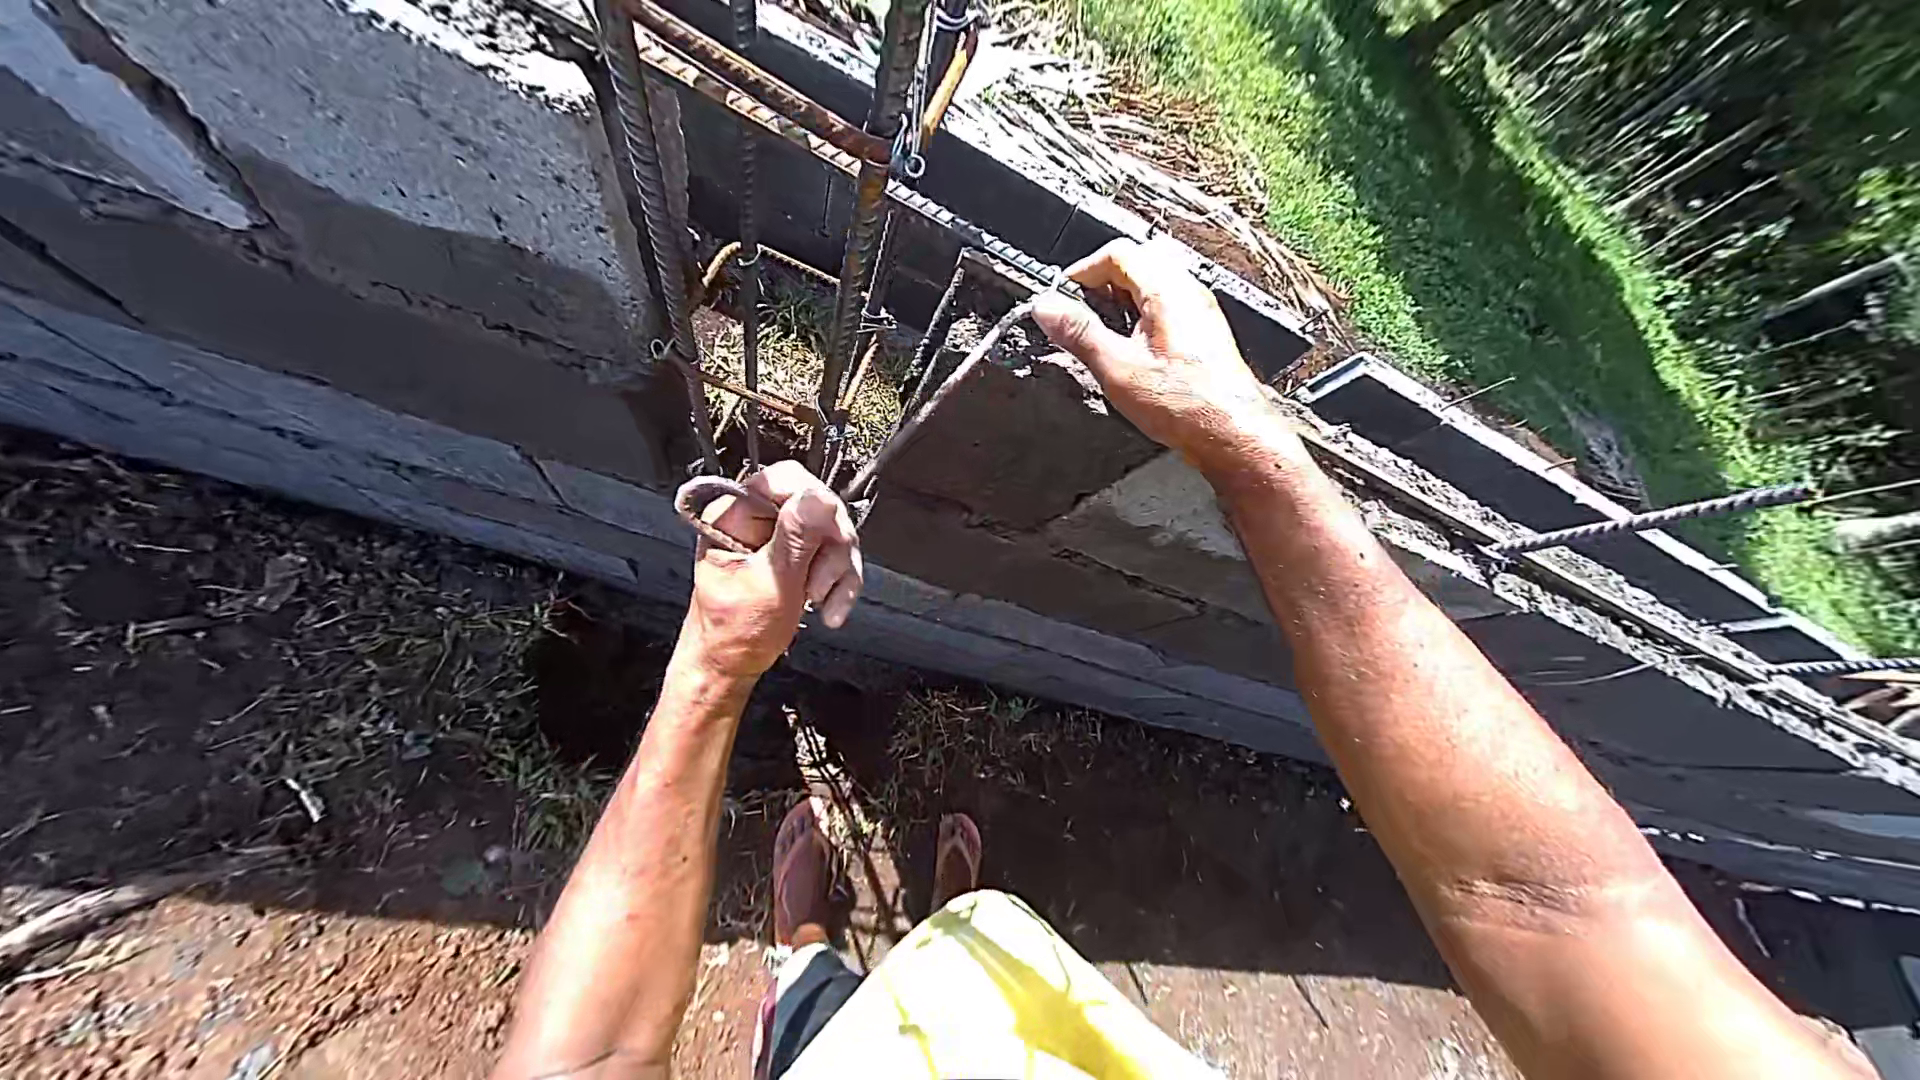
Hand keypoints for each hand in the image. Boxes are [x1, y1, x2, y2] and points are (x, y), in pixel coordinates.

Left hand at [679, 461, 862, 680]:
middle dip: (832, 550)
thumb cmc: (735, 633)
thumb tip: (818, 497)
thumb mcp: (770, 583)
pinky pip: (837, 556)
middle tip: (819, 584)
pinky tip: (831, 607)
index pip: (786, 479)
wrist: (733, 667)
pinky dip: (841, 583)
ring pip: (835, 533)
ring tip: (821, 602)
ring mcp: (781, 538)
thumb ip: (795, 538)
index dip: (815, 505)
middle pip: (820, 506)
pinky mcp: (799, 556)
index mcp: (734, 514)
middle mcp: (758, 519)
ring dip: (839, 572)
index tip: (827, 539)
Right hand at [1032, 238, 1298, 473]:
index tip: (1061, 298)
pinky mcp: (1202, 334)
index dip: (1082, 272)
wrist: (1228, 432)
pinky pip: (1166, 309)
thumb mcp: (1116, 368)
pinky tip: (1131, 354)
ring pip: (1152, 286)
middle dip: (1102, 285)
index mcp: (1167, 290)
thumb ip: (1079, 333)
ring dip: (1121, 303)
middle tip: (1080, 315)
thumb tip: (1047, 307)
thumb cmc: (1186, 404)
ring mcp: (1199, 312)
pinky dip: (1140, 319)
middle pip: (1137, 263)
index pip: (1118, 252)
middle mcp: (1188, 293)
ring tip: (1103, 337)